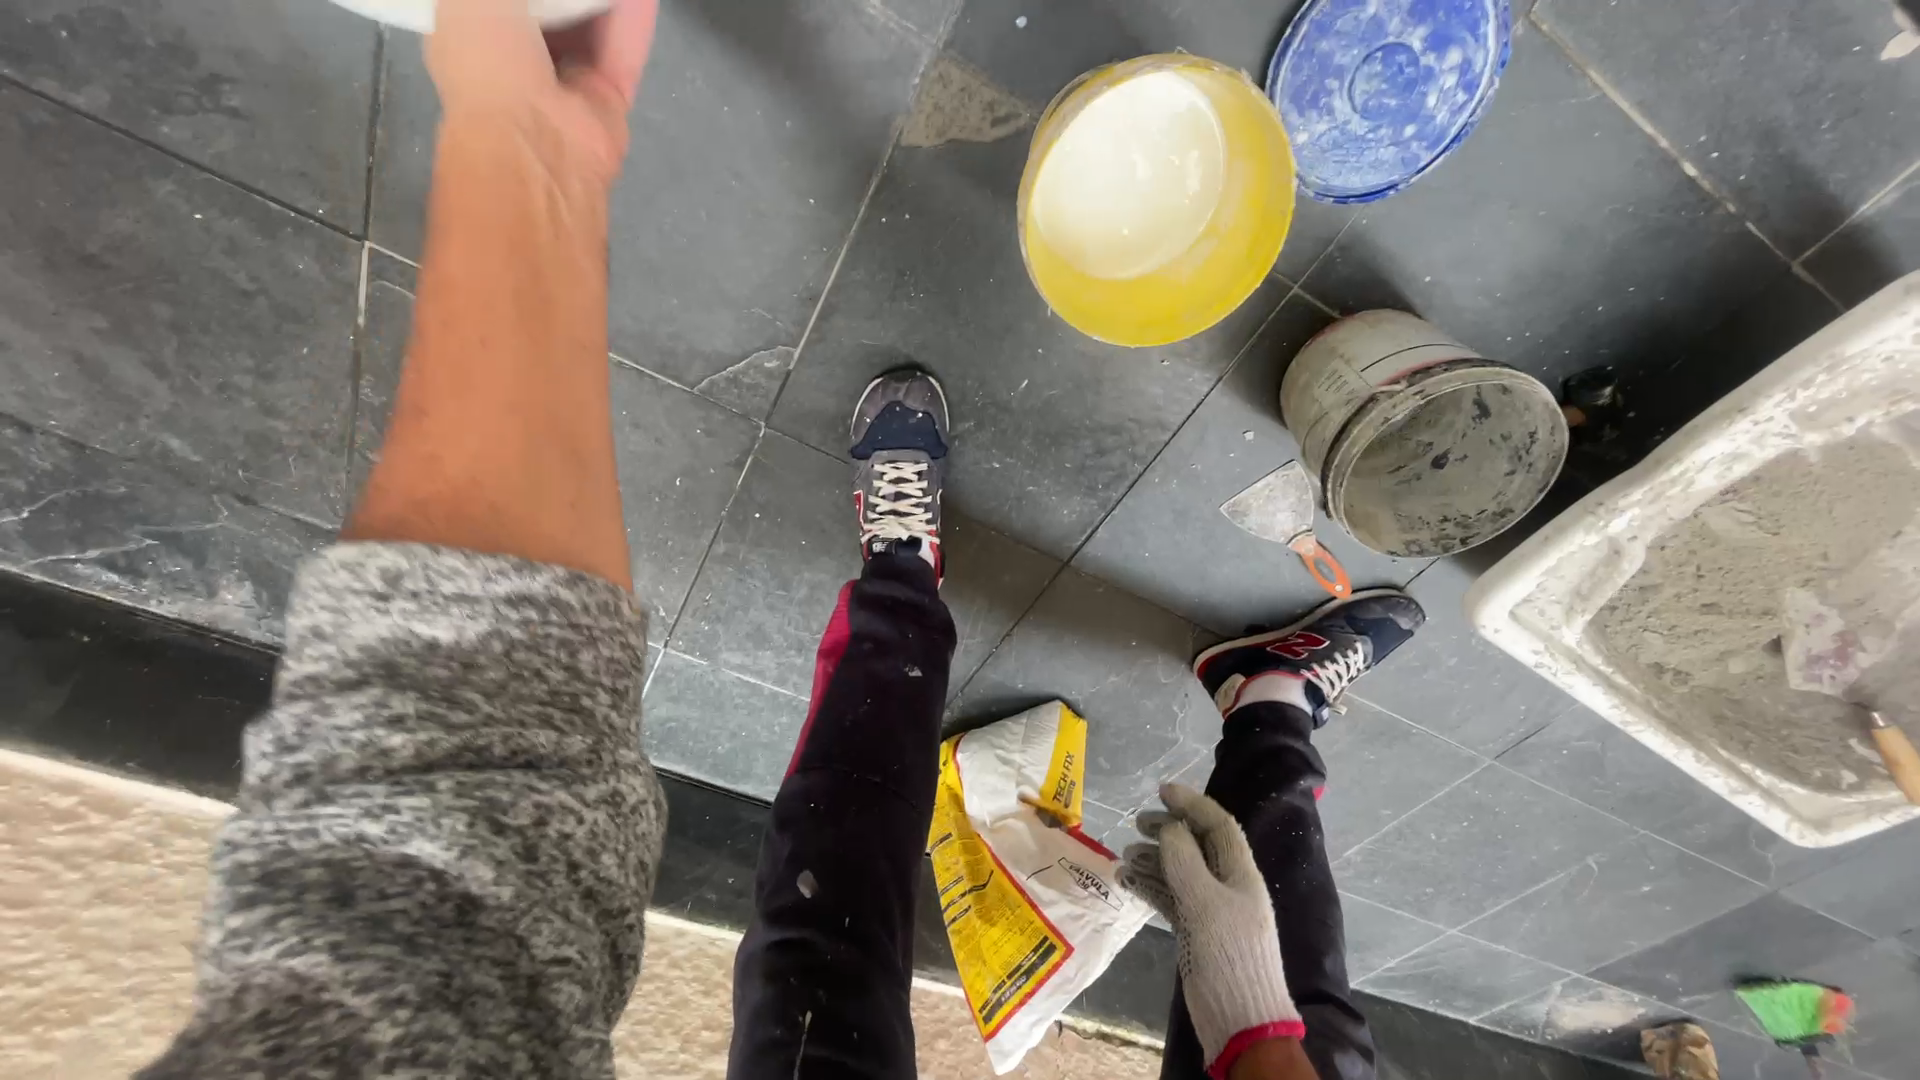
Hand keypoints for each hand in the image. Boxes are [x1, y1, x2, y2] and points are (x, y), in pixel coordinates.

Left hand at [428, 0, 659, 186]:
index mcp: (473, 33)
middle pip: (548, 7)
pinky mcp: (609, 98)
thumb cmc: (487, 63)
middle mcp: (520, 58)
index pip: (496, 1)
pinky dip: (634, 20)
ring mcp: (569, 82)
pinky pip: (623, 51)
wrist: (535, 144)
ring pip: (590, 24)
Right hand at [1121, 784, 1303, 1078]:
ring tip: (1124, 858)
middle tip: (1137, 824)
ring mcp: (1212, 911)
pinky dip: (1149, 887)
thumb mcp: (1204, 902)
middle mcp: (1227, 886)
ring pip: (1180, 871)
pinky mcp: (1197, 932)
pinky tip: (1127, 882)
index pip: (1218, 825)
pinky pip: (1171, 897)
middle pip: (1196, 844)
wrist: (1241, 1024)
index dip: (1192, 803)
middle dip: (1168, 830)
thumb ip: (1184, 860)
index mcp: (1240, 874)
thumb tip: (1170, 828)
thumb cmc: (1228, 957)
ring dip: (1153, 859)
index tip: (1160, 791)